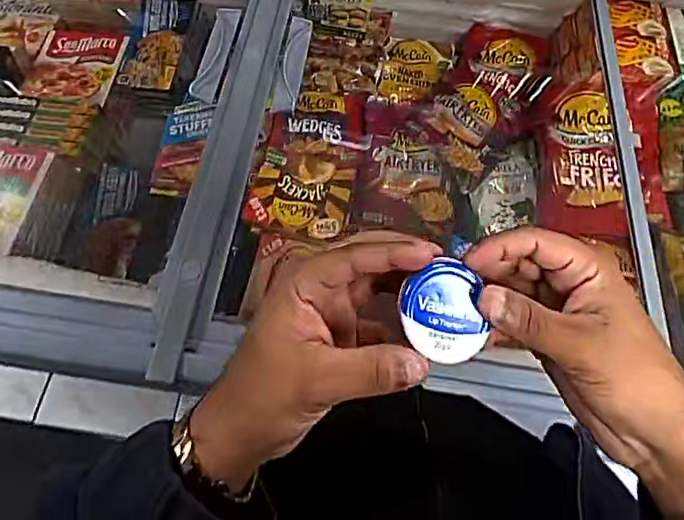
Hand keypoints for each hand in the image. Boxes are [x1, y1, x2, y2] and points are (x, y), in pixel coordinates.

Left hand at [187, 233, 439, 487]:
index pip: (356, 255)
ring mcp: (333, 308)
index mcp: (306, 280)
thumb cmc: (261, 395)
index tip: (429, 253)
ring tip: (442, 287)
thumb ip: (370, 371)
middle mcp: (322, 285)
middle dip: (407, 259)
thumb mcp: (316, 381)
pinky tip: (425, 329)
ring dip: (408, 288)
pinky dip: (402, 323)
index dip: (395, 251)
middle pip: (371, 261)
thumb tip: (420, 363)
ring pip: (378, 287)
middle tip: (445, 264)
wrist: (239, 432)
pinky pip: (379, 320)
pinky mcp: (342, 333)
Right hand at [464, 227, 683, 518]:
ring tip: (462, 309)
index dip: (499, 247)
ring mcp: (558, 310)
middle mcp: (570, 282)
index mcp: (587, 267)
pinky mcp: (550, 337)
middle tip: (458, 286)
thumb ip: (530, 320)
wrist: (657, 434)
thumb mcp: (581, 345)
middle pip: (519, 262)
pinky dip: (496, 324)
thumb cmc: (643, 380)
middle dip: (488, 272)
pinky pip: (515, 319)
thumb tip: (488, 296)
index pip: (534, 241)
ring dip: (489, 299)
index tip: (470, 262)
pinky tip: (479, 332)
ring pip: (513, 291)